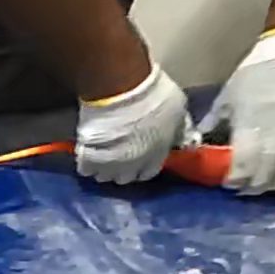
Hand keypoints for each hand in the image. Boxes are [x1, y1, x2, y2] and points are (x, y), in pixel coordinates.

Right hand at [76, 62, 196, 184]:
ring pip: (104, 177)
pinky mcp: (86, 161)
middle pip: (123, 179)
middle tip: (122, 157)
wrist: (120, 94)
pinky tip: (91, 155)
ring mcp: (106, 166)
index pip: (148, 173)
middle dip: (124, 170)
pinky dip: (89, 165)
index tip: (143, 159)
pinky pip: (86, 170)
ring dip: (105, 169)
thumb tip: (187, 142)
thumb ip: (179, 131)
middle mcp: (130, 166)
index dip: (145, 167)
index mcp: (156, 155)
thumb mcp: (178, 112)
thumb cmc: (153, 99)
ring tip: (105, 156)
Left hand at [198, 18, 274, 194]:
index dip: (238, 177)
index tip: (231, 185)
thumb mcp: (226, 99)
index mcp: (251, 121)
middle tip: (251, 191)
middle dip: (260, 182)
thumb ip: (212, 123)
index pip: (244, 159)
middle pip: (271, 162)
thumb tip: (196, 144)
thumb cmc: (255, 72)